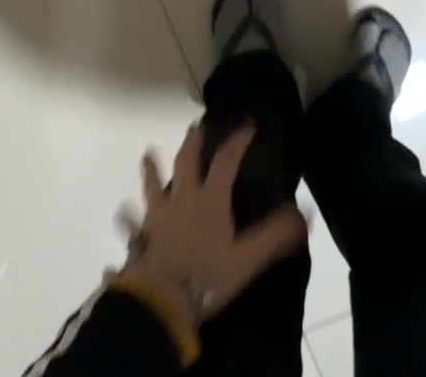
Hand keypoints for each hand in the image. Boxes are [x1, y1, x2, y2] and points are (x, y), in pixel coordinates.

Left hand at [123, 125, 306, 321]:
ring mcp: (157, 218)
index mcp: (210, 200)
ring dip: (150, 170)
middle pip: (185, 163)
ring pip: (151, 187)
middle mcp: (182, 200)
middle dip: (191, 144)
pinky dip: (128, 219)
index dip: (237, 142)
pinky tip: (122, 213)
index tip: (247, 126)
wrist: (162, 300)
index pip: (225, 161)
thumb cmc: (207, 276)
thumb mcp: (248, 257)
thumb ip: (275, 235)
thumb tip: (303, 213)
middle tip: (193, 128)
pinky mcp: (140, 238)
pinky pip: (131, 225)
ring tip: (147, 155)